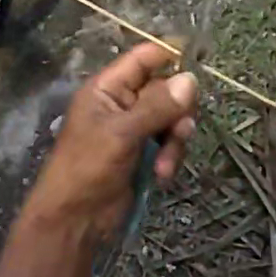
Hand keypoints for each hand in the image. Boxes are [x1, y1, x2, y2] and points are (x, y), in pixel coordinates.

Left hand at [20, 42, 199, 244]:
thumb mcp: (122, 134)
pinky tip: (161, 177)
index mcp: (108, 89)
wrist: (74, 220)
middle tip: (179, 132)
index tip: (201, 63)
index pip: (144, 59)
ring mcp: (134, 131)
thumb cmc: (87, 169)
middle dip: (177, 113)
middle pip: (166, 91)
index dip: (171, 57)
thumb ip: (157, 107)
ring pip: (172, 121)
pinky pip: (168, 146)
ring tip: (164, 166)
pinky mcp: (143, 156)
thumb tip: (191, 80)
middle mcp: (122, 105)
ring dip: (174, 143)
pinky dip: (169, 159)